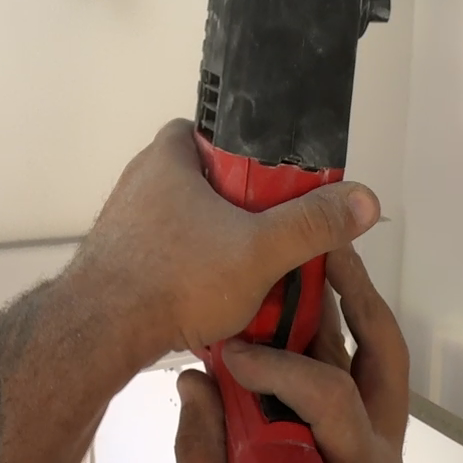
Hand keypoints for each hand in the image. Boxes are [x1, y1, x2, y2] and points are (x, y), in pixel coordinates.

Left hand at [66, 119, 380, 361]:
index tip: (271, 179)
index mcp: (168, 155)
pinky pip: (166, 249)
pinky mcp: (120, 254)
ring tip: (245, 268)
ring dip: (214, 239)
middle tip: (267, 230)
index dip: (243, 151)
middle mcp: (142, 179)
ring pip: (185, 218)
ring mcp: (127, 218)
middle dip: (236, 204)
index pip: (210, 131)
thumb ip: (311, 225)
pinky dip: (190, 266)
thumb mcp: (259, 249)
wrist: (102, 331)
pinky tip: (209, 294)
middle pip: (203, 177)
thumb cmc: (170, 278)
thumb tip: (360, 199)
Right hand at [174, 244, 408, 462]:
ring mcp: (366, 430)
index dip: (281, 367)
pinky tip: (296, 296)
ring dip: (348, 294)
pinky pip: (351, 358)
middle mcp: (371, 445)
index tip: (233, 356)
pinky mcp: (350, 421)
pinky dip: (330, 319)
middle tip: (321, 250)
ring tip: (316, 249)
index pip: (330, 397)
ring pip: (375, 350)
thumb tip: (195, 383)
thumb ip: (205, 453)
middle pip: (384, 357)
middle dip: (355, 297)